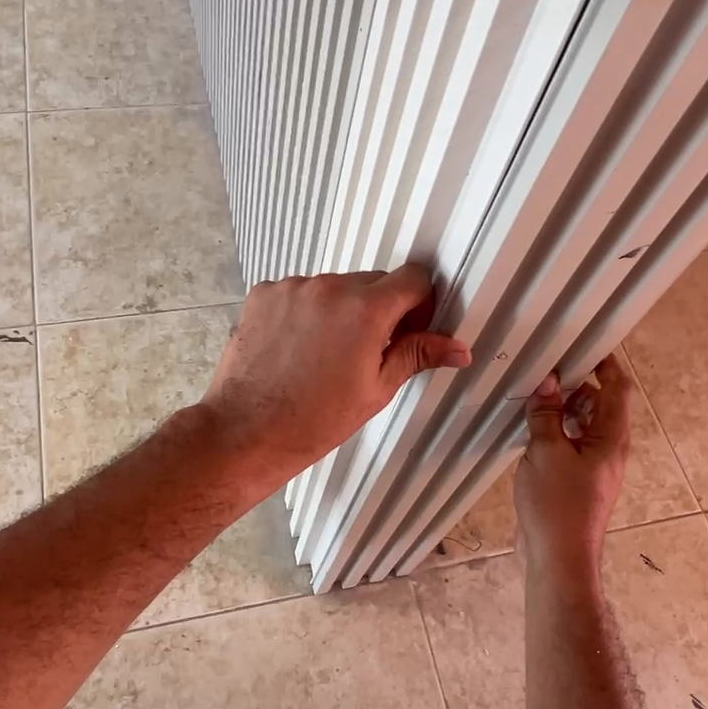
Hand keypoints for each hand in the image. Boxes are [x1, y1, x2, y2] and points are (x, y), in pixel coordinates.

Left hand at [199, 265, 471, 482]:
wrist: (248, 431)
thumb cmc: (315, 419)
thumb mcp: (377, 389)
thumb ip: (417, 355)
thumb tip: (460, 349)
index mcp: (366, 309)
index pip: (414, 277)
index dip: (419, 303)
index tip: (410, 329)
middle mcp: (330, 287)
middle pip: (373, 282)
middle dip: (378, 310)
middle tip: (366, 352)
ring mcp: (293, 287)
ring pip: (334, 287)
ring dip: (340, 310)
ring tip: (324, 355)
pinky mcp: (264, 294)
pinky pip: (299, 292)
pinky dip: (305, 311)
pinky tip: (297, 348)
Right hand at [516, 354, 631, 582]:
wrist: (558, 558)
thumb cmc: (558, 504)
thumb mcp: (547, 452)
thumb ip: (546, 414)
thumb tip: (547, 381)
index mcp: (612, 438)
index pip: (618, 389)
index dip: (607, 364)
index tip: (587, 343)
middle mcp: (608, 449)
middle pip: (599, 405)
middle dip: (576, 384)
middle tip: (548, 365)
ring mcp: (592, 466)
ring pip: (582, 425)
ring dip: (562, 407)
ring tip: (534, 391)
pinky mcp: (575, 480)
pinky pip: (569, 443)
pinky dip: (554, 429)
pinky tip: (530, 426)